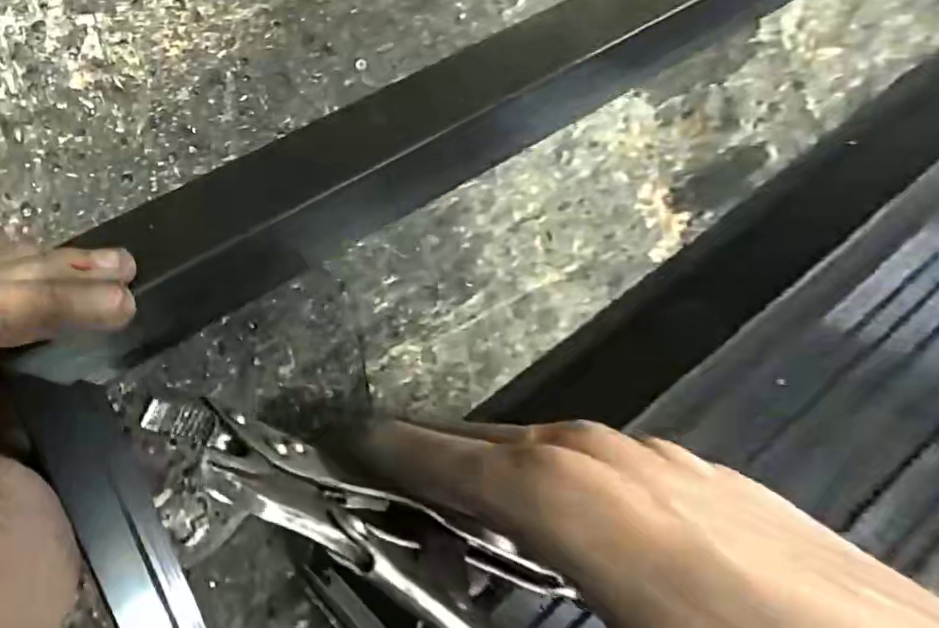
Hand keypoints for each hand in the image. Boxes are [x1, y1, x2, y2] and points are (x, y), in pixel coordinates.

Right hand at [352, 419, 938, 627]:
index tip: (327, 459)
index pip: (412, 447)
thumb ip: (483, 595)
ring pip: (526, 447)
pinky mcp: (705, 475)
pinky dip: (557, 490)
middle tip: (406, 525)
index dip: (360, 454)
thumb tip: (438, 572)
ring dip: (489, 482)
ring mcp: (652, 456)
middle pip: (460, 438)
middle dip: (420, 472)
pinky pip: (594, 466)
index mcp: (546, 486)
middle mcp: (585, 450)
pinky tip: (588, 548)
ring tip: (492, 544)